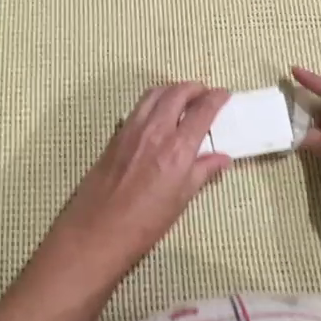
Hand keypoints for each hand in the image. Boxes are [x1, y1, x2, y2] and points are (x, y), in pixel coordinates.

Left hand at [37, 82, 232, 278]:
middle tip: (205, 94)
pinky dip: (154, 101)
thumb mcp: (180, 201)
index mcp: (177, 149)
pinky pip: (139, 106)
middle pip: (177, 92)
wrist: (95, 232)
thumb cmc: (143, 225)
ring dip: (173, 89)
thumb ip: (202, 172)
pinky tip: (158, 115)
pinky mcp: (116, 134)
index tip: (224, 94)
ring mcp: (133, 129)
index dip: (216, 98)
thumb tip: (222, 158)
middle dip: (195, 88)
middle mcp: (156, 130)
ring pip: (155, 93)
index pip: (202, 111)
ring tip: (183, 99)